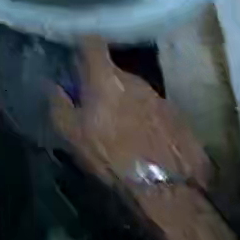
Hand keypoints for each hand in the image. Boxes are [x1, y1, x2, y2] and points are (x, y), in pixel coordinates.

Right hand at [51, 39, 208, 192]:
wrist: (169, 195)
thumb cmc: (112, 156)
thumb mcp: (71, 132)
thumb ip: (58, 103)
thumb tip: (52, 85)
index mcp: (107, 78)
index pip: (93, 44)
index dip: (83, 43)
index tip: (76, 49)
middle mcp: (137, 82)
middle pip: (116, 72)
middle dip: (106, 82)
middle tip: (96, 100)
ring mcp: (165, 103)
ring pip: (139, 94)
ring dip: (129, 102)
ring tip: (122, 124)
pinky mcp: (186, 125)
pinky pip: (159, 114)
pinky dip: (150, 121)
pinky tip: (146, 140)